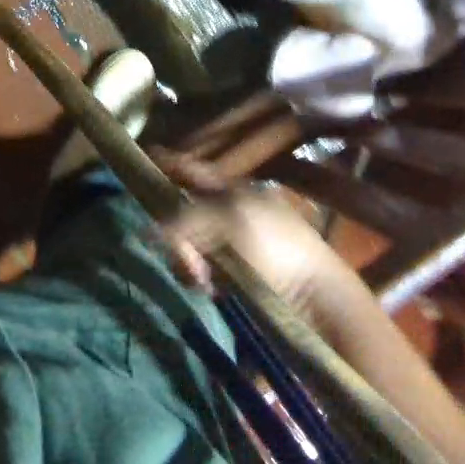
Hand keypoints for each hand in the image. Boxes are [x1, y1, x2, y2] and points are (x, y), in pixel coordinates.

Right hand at [154, 151, 336, 317]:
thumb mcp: (229, 220)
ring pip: (192, 246)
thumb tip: (148, 232)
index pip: (192, 171)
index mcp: (237, 190)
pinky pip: (205, 273)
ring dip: (188, 260)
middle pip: (185, 213)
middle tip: (180, 251)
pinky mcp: (239, 281)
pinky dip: (201, 279)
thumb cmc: (278, 248)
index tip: (143, 162)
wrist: (320, 301)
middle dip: (174, 230)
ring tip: (200, 278)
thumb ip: (185, 220)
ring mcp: (236, 249)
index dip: (168, 166)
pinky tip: (210, 289)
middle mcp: (233, 214)